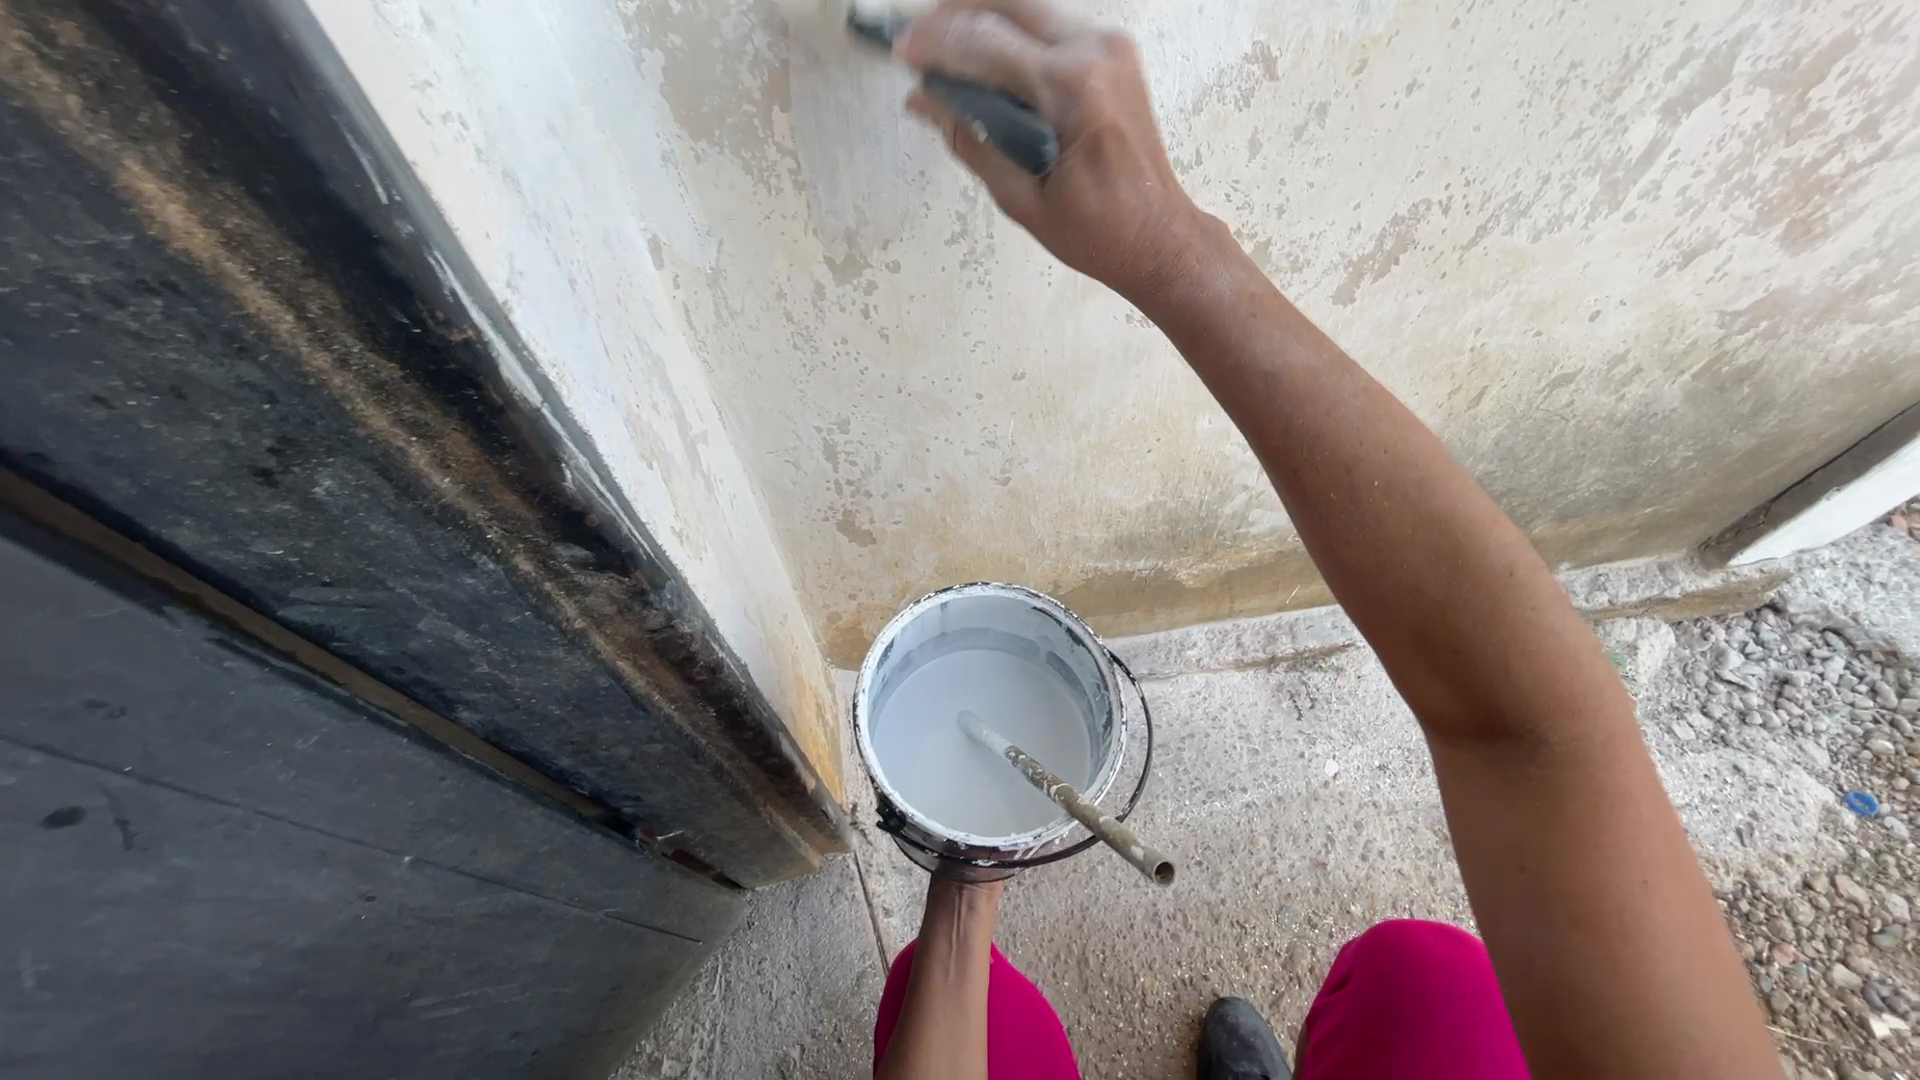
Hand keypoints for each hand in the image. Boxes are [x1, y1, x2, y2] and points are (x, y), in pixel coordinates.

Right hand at [896, 0, 1216, 305]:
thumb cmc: (1100, 232)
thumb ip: (971, 141)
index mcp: (1074, 88)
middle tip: (915, 43)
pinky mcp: (1113, 53)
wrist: (1158, 236)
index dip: (934, 43)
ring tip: (942, 55)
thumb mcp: (1021, 199)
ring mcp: (1109, 45)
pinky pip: (1048, 26)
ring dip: (980, 22)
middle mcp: (1095, 50)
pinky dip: (1009, 36)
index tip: (900, 51)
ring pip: (1026, 8)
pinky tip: (984, 65)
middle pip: (1005, 3)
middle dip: (952, 16)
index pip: (985, 42)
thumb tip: (925, 103)